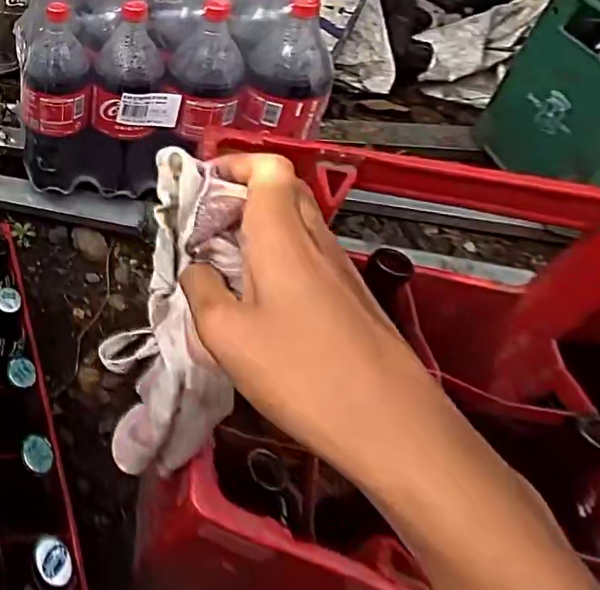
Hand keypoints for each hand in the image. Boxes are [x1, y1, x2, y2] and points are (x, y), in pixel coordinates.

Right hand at [183, 155, 596, 589]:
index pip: (270, 168)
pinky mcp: (352, 302)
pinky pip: (307, 257)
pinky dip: (275, 258)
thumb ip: (199, 288)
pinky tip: (256, 301)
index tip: (199, 184)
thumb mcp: (224, 334)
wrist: (402, 437)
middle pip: (283, 190)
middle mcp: (316, 243)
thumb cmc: (304, 375)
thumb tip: (197, 271)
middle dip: (238, 193)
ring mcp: (340, 272)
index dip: (234, 163)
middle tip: (203, 222)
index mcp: (282, 237)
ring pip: (295, 225)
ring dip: (255, 228)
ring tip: (220, 263)